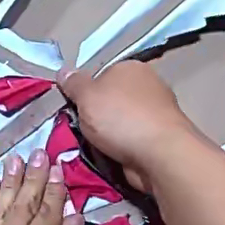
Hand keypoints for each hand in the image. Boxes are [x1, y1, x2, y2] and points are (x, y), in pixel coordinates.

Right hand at [58, 62, 202, 191]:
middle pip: (111, 99)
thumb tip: (64, 70)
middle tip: (80, 129)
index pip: (102, 75)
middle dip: (96, 115)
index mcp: (131, 68)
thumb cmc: (120, 118)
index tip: (75, 108)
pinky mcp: (160, 137)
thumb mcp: (86, 96)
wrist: (158, 154)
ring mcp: (156, 112)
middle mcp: (147, 86)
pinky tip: (112, 156)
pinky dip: (121, 148)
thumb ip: (73, 83)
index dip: (85, 91)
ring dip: (108, 135)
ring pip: (120, 122)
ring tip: (95, 147)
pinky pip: (131, 140)